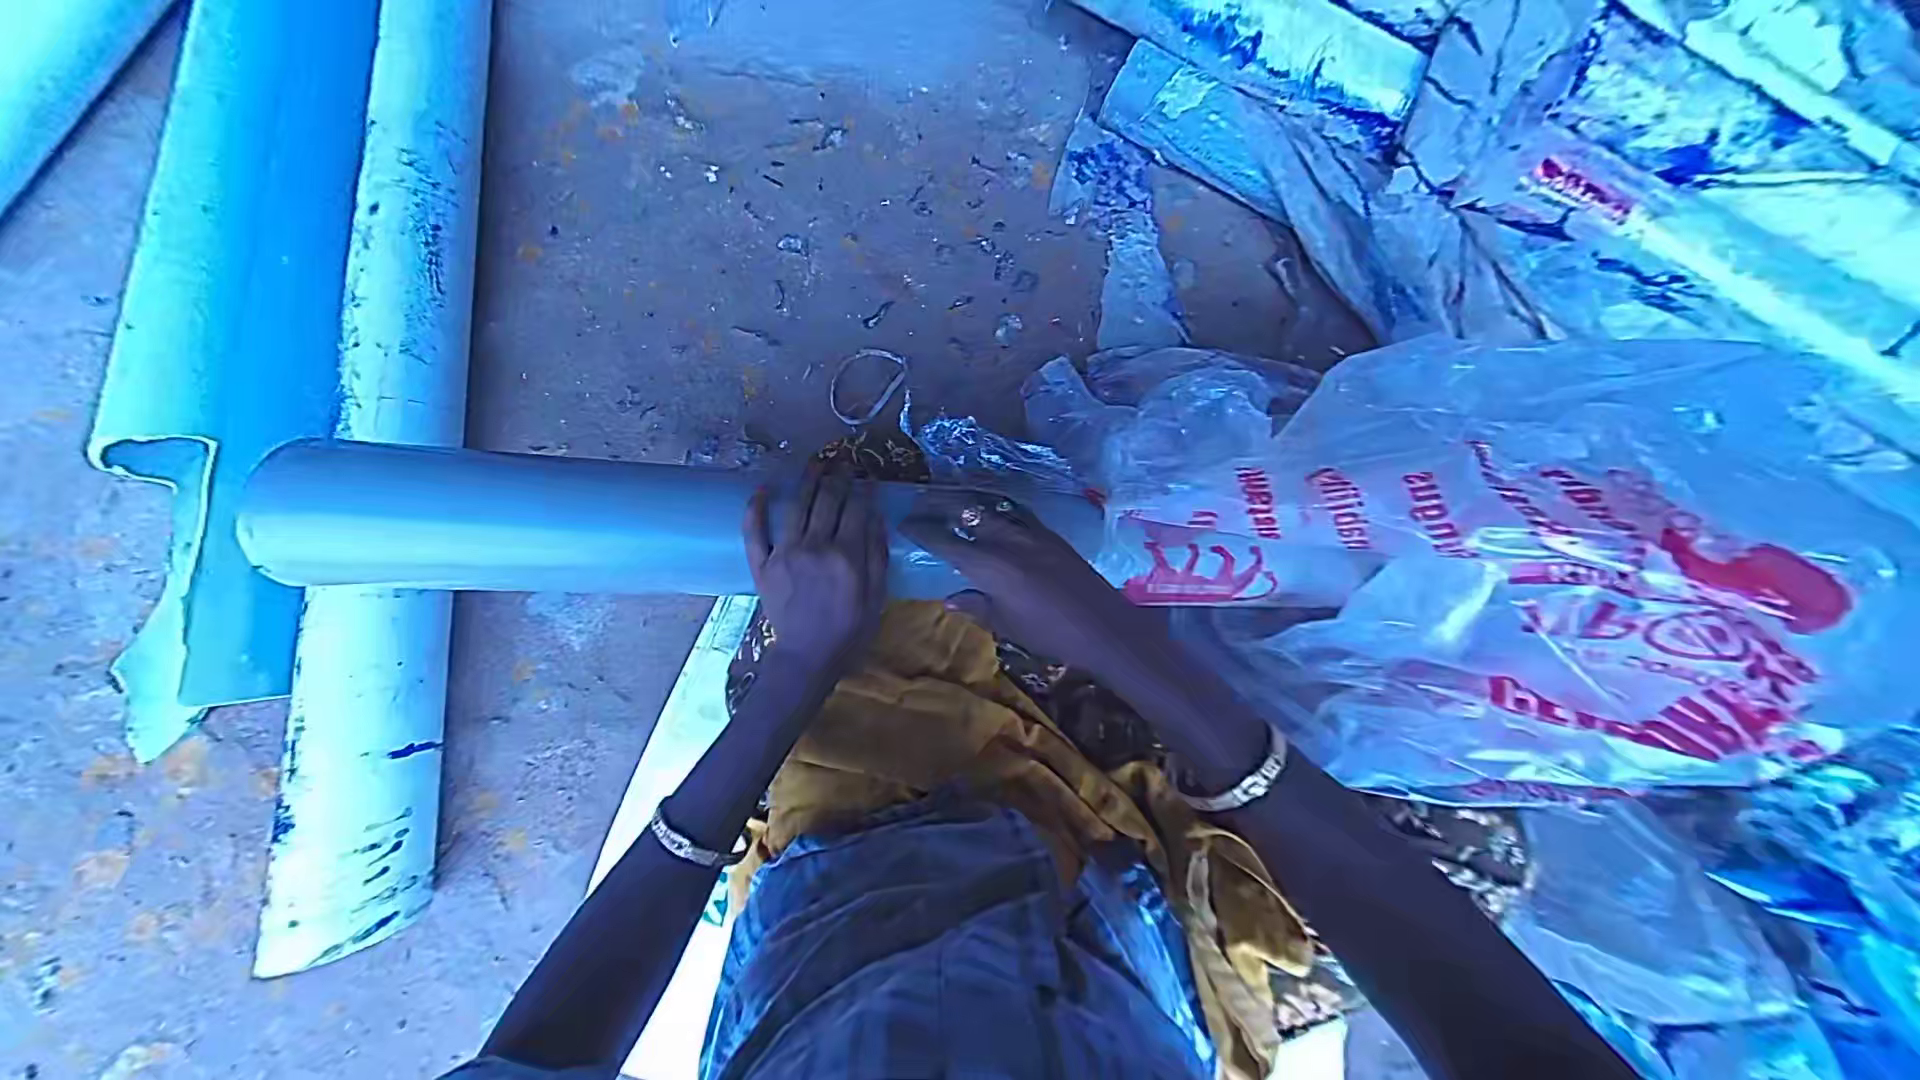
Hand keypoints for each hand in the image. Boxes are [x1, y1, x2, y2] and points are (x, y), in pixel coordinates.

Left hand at [743, 464, 888, 672]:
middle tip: (841, 461)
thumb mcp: (877, 595)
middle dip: (837, 477)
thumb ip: (877, 555)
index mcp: (846, 554)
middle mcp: (815, 546)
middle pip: (827, 501)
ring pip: (796, 507)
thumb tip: (875, 517)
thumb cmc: (850, 630)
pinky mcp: (762, 565)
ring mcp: (785, 553)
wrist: (808, 656)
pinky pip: (755, 532)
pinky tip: (763, 489)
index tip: (866, 475)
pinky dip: (756, 509)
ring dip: (805, 481)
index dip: (862, 488)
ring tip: (813, 464)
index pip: (856, 509)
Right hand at [900, 490, 1150, 676]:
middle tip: (923, 506)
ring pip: (993, 509)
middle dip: (941, 506)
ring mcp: (1032, 534)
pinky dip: (999, 512)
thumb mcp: (1006, 625)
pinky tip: (996, 517)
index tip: (905, 523)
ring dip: (970, 505)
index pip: (946, 541)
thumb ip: (976, 606)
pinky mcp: (1051, 536)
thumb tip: (950, 597)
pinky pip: (1018, 515)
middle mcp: (1007, 541)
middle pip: (967, 513)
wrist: (1103, 626)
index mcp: (989, 566)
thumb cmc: (1049, 633)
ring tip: (954, 505)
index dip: (922, 530)